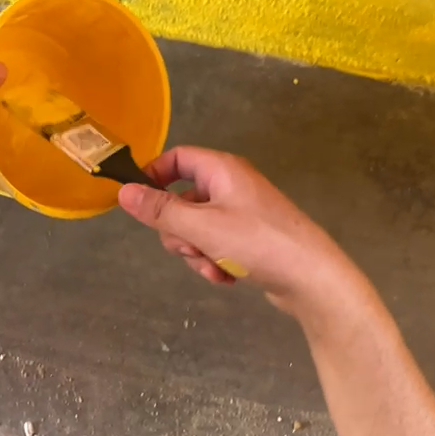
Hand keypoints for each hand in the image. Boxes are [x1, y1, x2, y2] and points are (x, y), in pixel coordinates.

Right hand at [118, 147, 362, 314]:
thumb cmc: (257, 243)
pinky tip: (227, 277)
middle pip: (182, 200)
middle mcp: (231, 186)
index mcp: (222, 170)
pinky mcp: (249, 238)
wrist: (311, 277)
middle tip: (190, 248)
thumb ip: (160, 210)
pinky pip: (215, 245)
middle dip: (178, 231)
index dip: (154, 176)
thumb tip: (123, 191)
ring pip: (196, 228)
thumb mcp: (201, 227)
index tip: (139, 203)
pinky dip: (214, 261)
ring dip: (196, 252)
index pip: (177, 158)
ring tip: (215, 268)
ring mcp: (242, 213)